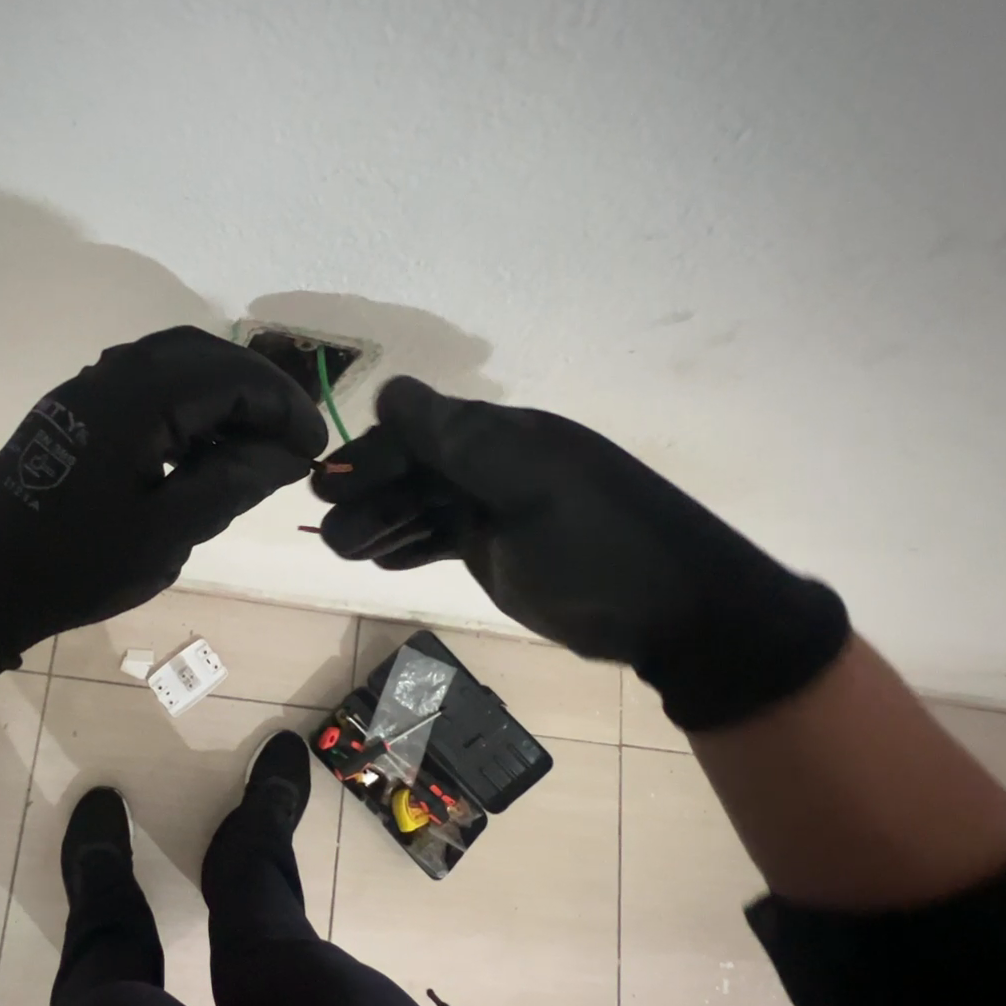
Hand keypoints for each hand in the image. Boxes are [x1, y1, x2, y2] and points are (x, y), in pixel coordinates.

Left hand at [0, 327, 327, 713]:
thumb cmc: (75, 566)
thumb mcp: (166, 534)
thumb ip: (233, 483)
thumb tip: (288, 453)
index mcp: (136, 400)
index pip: (231, 378)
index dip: (283, 408)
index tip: (315, 448)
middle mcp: (111, 376)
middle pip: (204, 355)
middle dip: (258, 391)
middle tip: (293, 436)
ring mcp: (88, 388)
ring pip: (174, 364)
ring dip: (223, 394)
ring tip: (258, 441)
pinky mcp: (76, 409)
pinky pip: (145, 385)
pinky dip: (187, 405)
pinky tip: (205, 446)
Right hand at [311, 377, 847, 729]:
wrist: (676, 614)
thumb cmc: (601, 545)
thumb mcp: (531, 485)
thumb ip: (459, 439)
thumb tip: (390, 391)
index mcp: (503, 438)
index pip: (419, 434)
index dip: (373, 457)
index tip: (330, 486)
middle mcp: (493, 466)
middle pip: (413, 473)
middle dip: (369, 498)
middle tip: (329, 531)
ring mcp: (494, 510)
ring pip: (421, 509)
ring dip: (381, 527)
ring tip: (345, 551)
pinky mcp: (496, 551)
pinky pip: (440, 539)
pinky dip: (410, 547)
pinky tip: (383, 561)